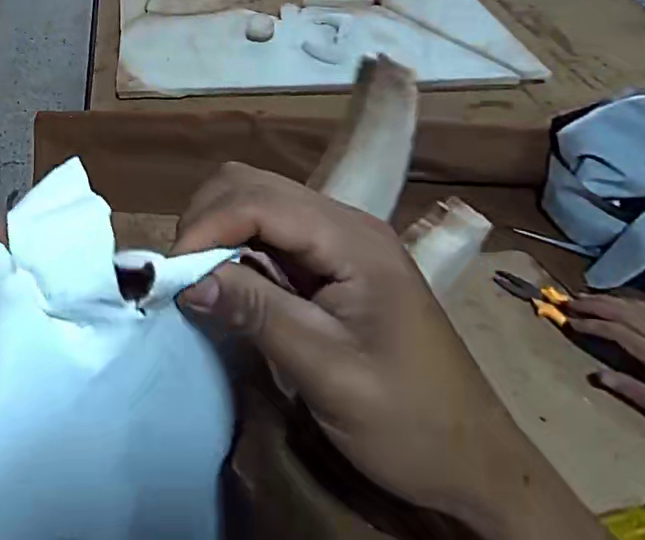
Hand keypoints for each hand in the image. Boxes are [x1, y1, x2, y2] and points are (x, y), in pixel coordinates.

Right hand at [170, 164, 596, 535]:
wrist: (474, 459)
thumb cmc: (409, 420)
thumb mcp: (328, 373)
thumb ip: (258, 313)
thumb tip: (188, 279)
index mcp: (352, 238)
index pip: (260, 199)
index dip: (207, 225)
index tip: (170, 273)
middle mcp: (343, 222)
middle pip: (254, 185)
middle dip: (207, 219)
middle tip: (179, 275)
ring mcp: (338, 240)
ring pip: (257, 202)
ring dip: (217, 231)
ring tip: (194, 280)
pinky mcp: (330, 263)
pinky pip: (269, 236)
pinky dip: (235, 249)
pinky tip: (224, 283)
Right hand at [569, 294, 644, 462]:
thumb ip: (636, 393)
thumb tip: (597, 374)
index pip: (621, 333)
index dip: (593, 325)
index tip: (569, 323)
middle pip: (627, 313)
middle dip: (595, 305)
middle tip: (568, 302)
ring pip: (640, 308)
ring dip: (611, 300)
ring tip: (586, 297)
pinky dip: (632, 302)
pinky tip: (621, 303)